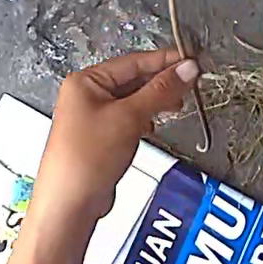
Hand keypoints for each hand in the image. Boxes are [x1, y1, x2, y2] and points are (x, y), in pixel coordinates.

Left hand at [34, 49, 198, 221]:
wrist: (71, 202)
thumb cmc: (86, 158)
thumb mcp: (130, 117)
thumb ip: (161, 90)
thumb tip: (186, 69)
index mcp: (86, 81)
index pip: (134, 61)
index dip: (165, 61)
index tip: (191, 63)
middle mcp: (87, 95)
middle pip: (134, 79)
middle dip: (163, 82)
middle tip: (190, 84)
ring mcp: (94, 116)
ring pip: (134, 99)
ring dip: (157, 100)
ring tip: (178, 104)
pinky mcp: (103, 136)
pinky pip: (130, 117)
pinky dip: (147, 117)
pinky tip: (157, 123)